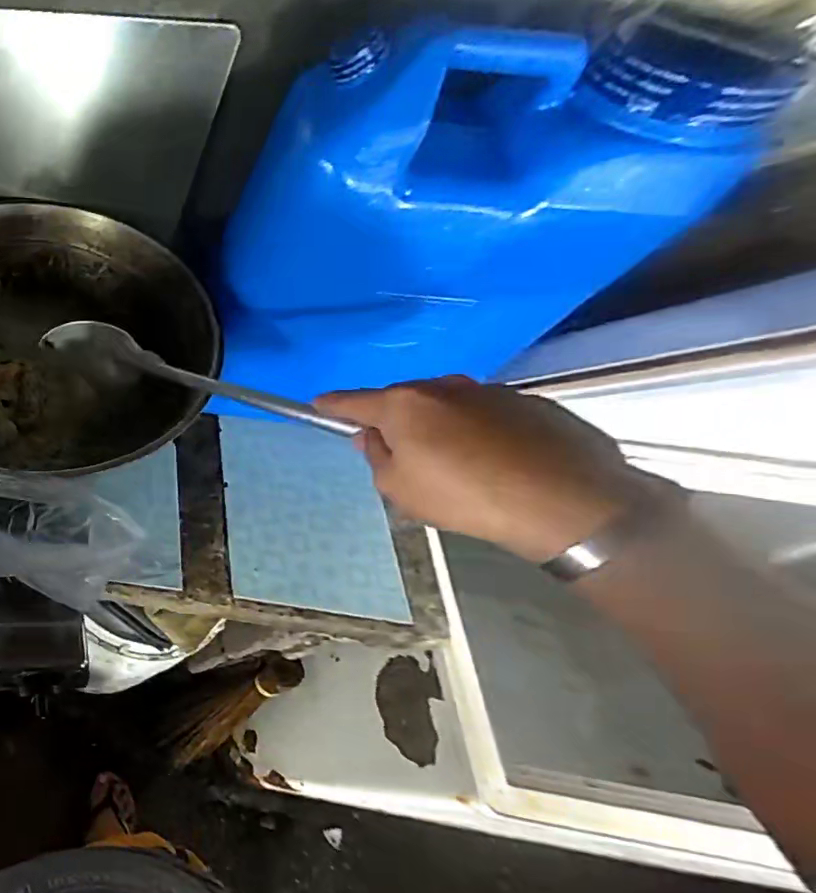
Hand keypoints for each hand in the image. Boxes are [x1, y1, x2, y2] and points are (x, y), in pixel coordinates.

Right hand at [314, 376, 664, 561]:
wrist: (573, 505)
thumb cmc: (466, 496)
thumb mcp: (399, 488)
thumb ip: (377, 458)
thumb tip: (376, 438)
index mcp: (403, 405)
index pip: (351, 400)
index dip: (331, 405)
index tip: (319, 406)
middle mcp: (444, 388)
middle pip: (403, 398)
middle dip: (393, 417)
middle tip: (396, 447)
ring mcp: (494, 392)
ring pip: (448, 404)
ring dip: (439, 422)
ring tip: (451, 457)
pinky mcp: (537, 405)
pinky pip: (489, 414)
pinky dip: (481, 430)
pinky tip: (495, 460)